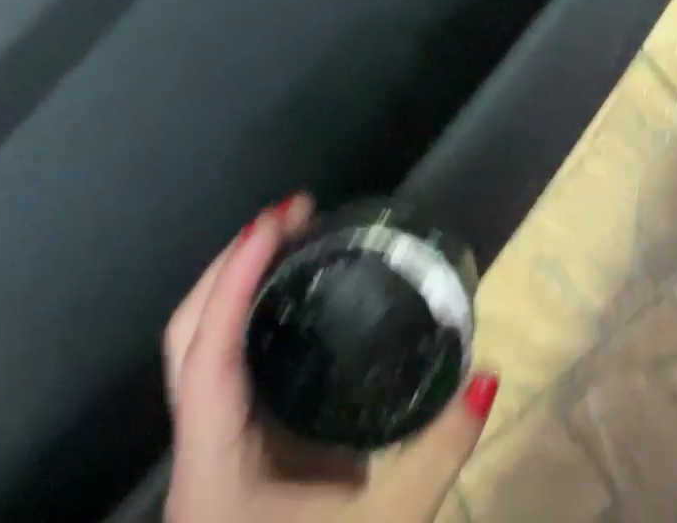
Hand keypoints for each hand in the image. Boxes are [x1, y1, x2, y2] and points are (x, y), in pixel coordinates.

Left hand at [163, 195, 498, 522]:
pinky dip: (252, 319)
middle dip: (233, 264)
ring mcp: (213, 450)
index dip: (236, 276)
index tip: (278, 220)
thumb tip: (487, 376)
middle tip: (293, 216)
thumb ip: (439, 453)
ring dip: (237, 286)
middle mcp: (200, 446)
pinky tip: (297, 307)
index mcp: (215, 460)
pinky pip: (228, 367)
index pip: (208, 348)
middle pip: (189, 334)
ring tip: (293, 243)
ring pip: (201, 349)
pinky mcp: (236, 456)